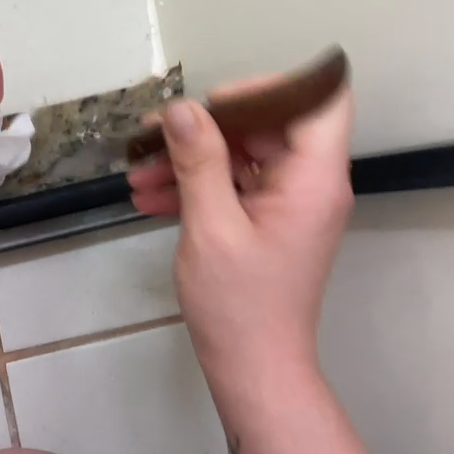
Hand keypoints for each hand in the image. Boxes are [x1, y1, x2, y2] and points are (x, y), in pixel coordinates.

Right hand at [126, 78, 354, 392]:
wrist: (251, 364)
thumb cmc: (237, 301)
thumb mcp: (210, 227)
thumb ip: (199, 163)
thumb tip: (181, 110)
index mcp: (312, 178)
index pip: (317, 100)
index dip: (267, 90)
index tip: (211, 105)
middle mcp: (309, 184)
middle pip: (268, 129)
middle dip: (206, 130)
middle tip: (150, 140)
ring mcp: (287, 207)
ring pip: (242, 160)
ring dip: (190, 163)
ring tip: (137, 178)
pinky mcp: (266, 226)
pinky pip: (233, 190)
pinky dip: (195, 190)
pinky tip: (149, 200)